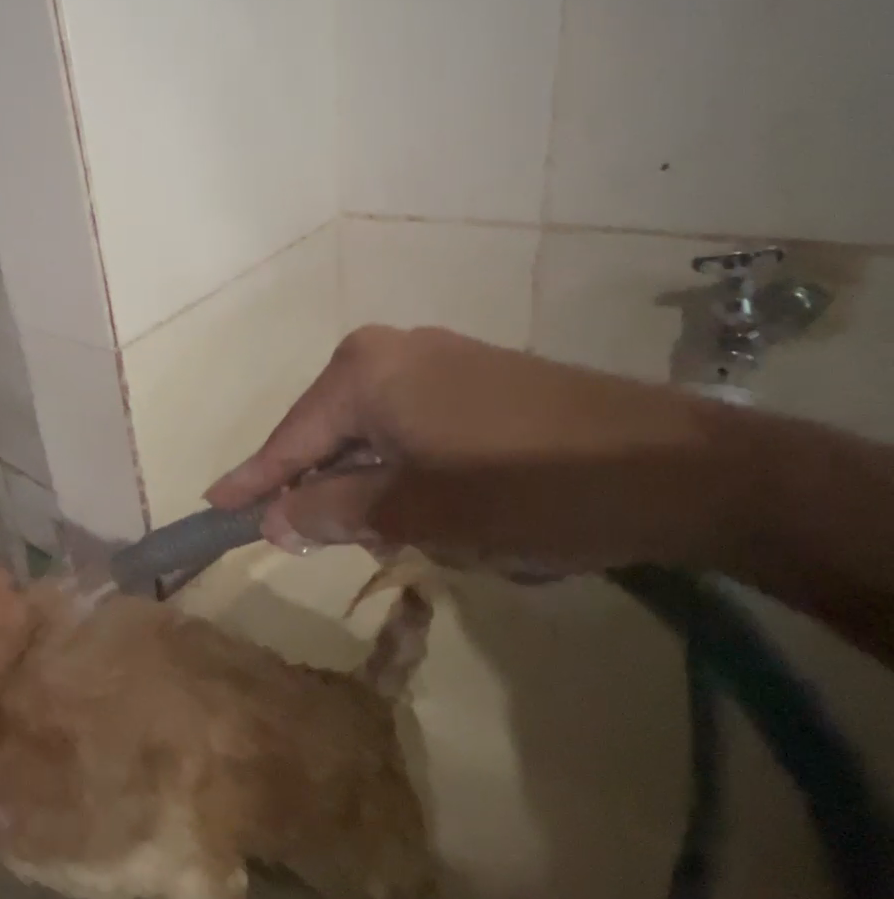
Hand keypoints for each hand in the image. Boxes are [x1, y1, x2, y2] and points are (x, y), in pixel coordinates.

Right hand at [204, 326, 743, 574]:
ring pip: (377, 440)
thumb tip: (271, 518)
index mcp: (365, 372)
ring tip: (431, 535)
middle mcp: (393, 353)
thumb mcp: (414, 511)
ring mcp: (442, 362)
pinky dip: (420, 476)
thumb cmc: (527, 488)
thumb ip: (328, 511)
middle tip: (341, 545)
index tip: (212, 508)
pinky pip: (418, 434)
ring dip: (385, 492)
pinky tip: (463, 512)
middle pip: (331, 437)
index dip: (252, 481)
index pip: (288, 439)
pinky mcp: (483, 383)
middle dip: (334, 494)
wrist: (686, 470)